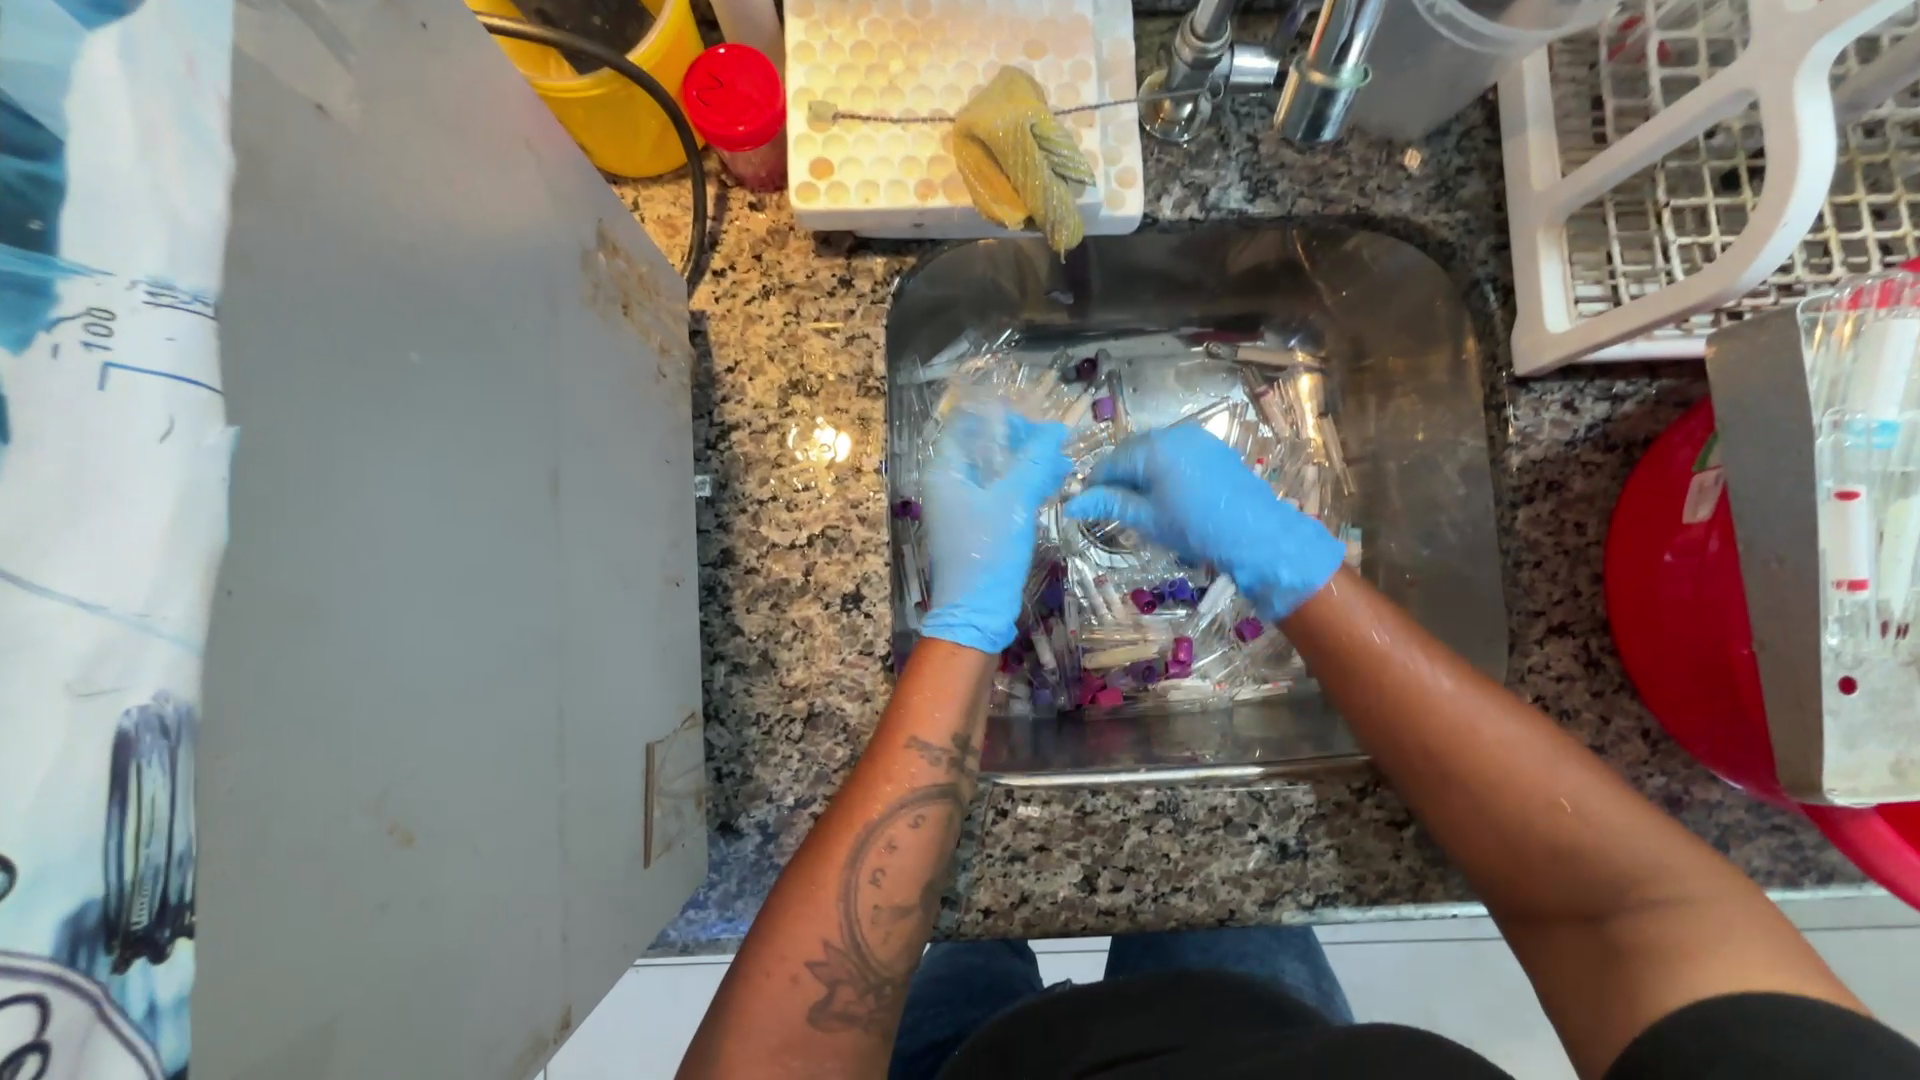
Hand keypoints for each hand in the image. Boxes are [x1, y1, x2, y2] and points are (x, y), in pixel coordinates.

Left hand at [920, 405, 1071, 653]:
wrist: (976, 610)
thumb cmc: (988, 551)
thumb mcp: (1014, 501)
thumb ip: (1035, 462)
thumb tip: (1057, 430)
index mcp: (945, 470)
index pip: (967, 423)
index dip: (1000, 416)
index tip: (1036, 419)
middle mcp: (949, 483)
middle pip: (984, 445)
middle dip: (1022, 440)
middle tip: (1057, 441)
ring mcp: (963, 504)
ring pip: (997, 470)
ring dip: (1028, 462)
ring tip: (1064, 461)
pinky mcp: (979, 523)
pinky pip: (1002, 492)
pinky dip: (1025, 484)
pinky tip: (1053, 481)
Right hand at [1062, 425, 1343, 619]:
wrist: (1256, 534)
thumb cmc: (1195, 528)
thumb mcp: (1146, 519)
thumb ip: (1108, 504)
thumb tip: (1070, 505)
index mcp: (1152, 448)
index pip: (1109, 463)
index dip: (1095, 485)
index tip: (1089, 507)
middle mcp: (1172, 433)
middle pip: (1130, 452)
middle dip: (1119, 477)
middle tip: (1116, 508)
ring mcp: (1196, 437)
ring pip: (1153, 451)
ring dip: (1141, 473)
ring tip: (1143, 504)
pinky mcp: (1213, 447)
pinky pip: (1176, 452)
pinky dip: (1164, 469)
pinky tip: (1168, 495)